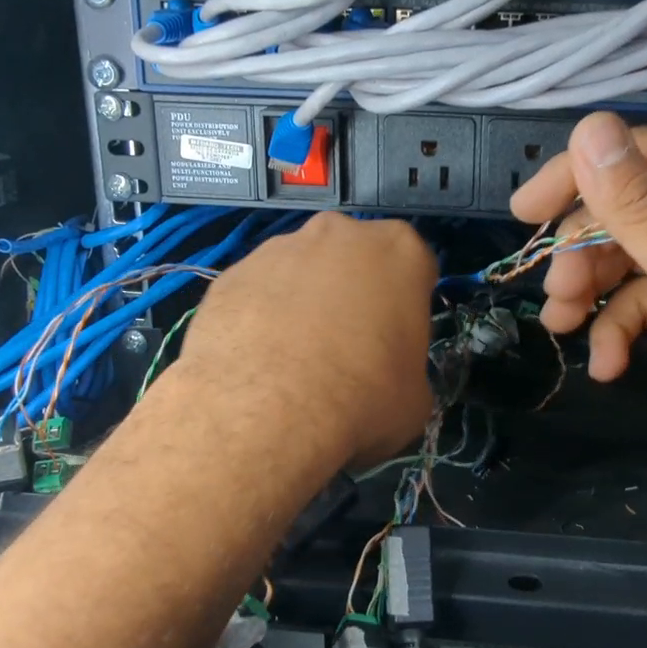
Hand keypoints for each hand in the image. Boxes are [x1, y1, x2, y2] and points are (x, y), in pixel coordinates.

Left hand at [178, 212, 437, 466]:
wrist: (266, 413)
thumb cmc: (362, 399)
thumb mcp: (415, 396)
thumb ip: (406, 367)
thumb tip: (388, 378)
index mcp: (399, 251)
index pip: (414, 268)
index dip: (405, 306)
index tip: (395, 339)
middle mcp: (339, 234)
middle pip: (353, 259)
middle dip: (351, 293)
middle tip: (347, 349)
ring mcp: (278, 248)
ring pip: (301, 271)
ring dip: (302, 303)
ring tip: (293, 360)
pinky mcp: (231, 274)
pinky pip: (257, 294)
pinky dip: (260, 319)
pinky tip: (258, 362)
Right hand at [510, 112, 646, 457]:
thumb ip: (644, 207)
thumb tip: (589, 131)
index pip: (643, 153)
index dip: (578, 176)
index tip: (525, 211)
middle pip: (630, 208)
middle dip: (584, 253)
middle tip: (556, 297)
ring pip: (630, 253)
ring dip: (592, 291)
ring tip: (565, 328)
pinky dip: (620, 325)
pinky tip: (609, 363)